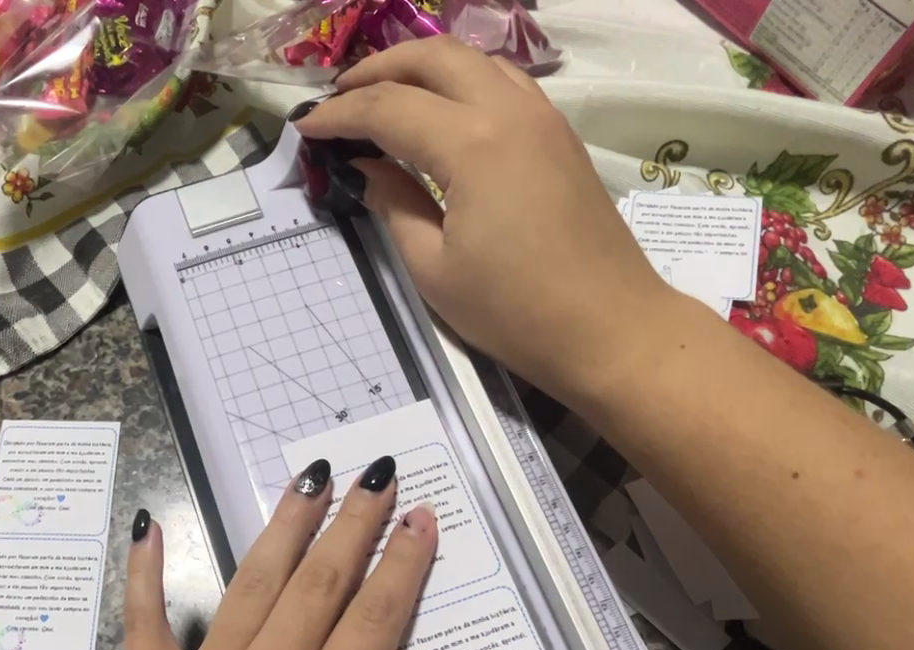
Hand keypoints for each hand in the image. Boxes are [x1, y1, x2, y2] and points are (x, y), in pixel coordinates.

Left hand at [0, 458, 551, 649]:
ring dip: (281, 530)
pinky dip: (145, 574)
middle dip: (350, 526)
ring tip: (305, 477)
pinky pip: (143, 622)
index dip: (403, 568)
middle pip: (316, 587)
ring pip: (248, 588)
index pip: (373, 625)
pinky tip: (148, 528)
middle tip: (374, 472)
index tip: (422, 518)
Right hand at [295, 37, 685, 404]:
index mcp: (472, 145)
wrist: (607, 328)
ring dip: (422, 67)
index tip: (306, 130)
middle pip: (432, 57)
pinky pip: (503, 83)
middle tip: (339, 98)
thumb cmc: (513, 312)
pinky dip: (462, 83)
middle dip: (377, 70)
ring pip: (473, 60)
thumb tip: (366, 168)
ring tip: (386, 97)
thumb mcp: (433, 270)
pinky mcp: (559, 137)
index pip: (388, 108)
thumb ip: (393, 206)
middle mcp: (508, 111)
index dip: (340, 116)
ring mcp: (542, 118)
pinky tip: (443, 114)